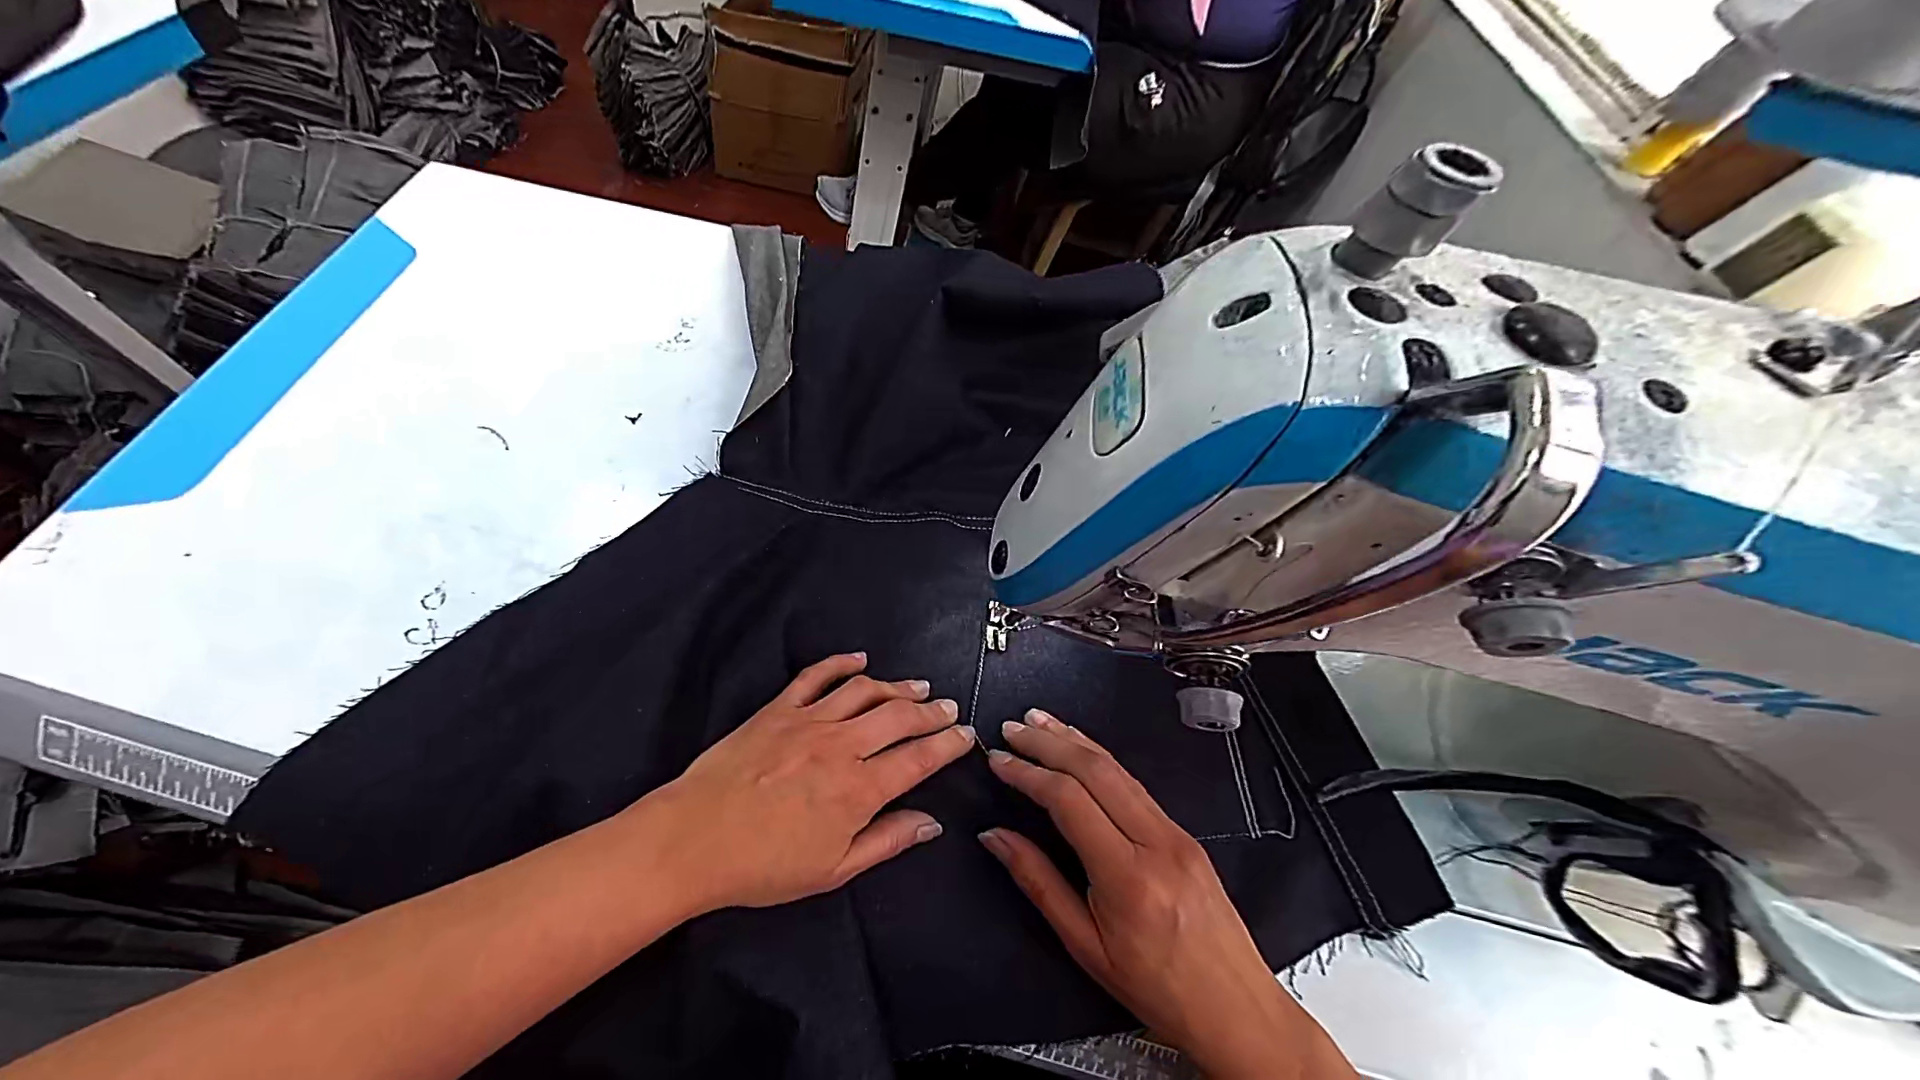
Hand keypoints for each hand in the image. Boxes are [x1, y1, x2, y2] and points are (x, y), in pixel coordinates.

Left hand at [628, 652, 975, 913]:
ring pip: (866, 691)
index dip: (948, 744)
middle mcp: (841, 747)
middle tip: (949, 708)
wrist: (692, 840)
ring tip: (918, 687)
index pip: (918, 758)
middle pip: (899, 717)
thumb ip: (886, 841)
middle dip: (931, 711)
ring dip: (897, 686)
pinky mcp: (778, 709)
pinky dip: (841, 664)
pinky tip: (859, 660)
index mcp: (858, 790)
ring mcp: (809, 721)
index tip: (965, 735)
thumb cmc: (762, 866)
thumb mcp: (832, 870)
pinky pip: (816, 676)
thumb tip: (930, 824)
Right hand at [980, 710, 1356, 1079]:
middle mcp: (1157, 843)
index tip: (999, 761)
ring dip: (1074, 741)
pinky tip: (1081, 749)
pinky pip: (1135, 783)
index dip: (1028, 773)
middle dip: (1047, 743)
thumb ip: (1038, 883)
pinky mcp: (1184, 833)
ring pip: (1118, 768)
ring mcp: (1176, 833)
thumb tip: (997, 838)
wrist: (1236, 1010)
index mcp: (1129, 877)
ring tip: (1040, 723)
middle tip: (1013, 728)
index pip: (1069, 800)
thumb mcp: (1085, 946)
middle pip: (1094, 770)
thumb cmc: (1161, 990)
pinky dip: (1100, 758)